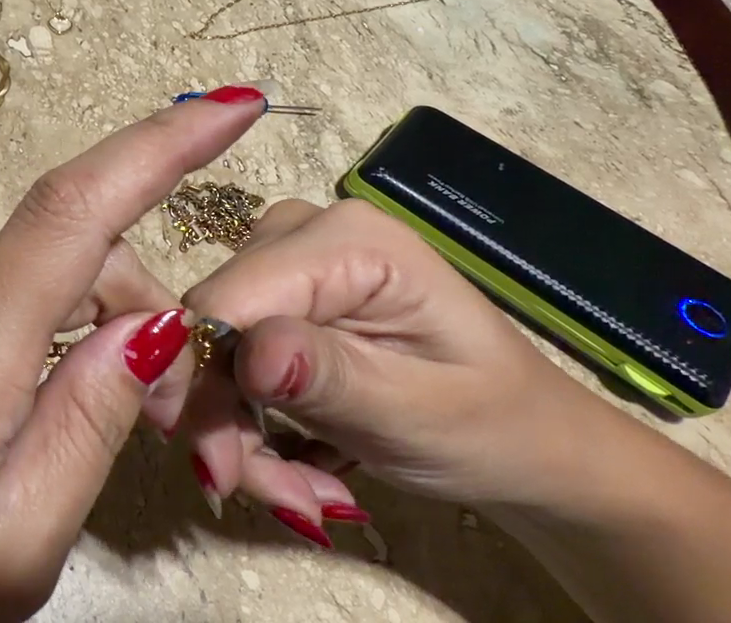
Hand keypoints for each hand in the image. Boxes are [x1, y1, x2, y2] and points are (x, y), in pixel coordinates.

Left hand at [0, 96, 266, 622]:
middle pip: (40, 259)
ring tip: (3, 423)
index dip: (159, 146)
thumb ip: (88, 426)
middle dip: (106, 310)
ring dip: (22, 327)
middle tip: (137, 399)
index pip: (71, 215)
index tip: (228, 103)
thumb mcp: (10, 551)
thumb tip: (150, 323)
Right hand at [178, 197, 615, 530]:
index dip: (203, 379)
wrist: (526, 443)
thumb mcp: (419, 412)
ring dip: (236, 428)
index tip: (217, 469)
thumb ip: (329, 376)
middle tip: (281, 497)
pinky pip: (225, 354)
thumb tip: (247, 354)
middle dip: (226, 418)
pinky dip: (245, 418)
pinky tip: (293, 462)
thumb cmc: (494, 428)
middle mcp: (297, 232)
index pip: (228, 300)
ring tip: (301, 492)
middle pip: (211, 325)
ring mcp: (279, 260)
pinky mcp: (270, 293)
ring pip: (210, 347)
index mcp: (344, 241)